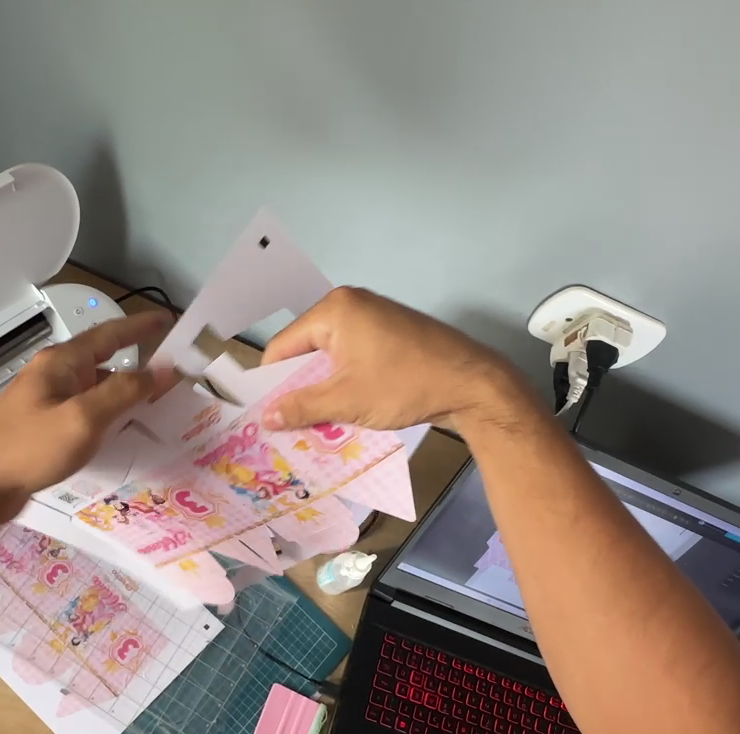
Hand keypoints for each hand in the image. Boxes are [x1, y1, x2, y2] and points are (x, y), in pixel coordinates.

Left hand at [0, 310, 176, 514]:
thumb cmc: (31, 449)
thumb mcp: (84, 419)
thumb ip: (124, 392)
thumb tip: (161, 370)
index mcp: (61, 363)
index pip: (109, 334)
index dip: (139, 327)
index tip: (167, 321)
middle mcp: (52, 375)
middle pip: (103, 362)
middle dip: (137, 366)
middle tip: (172, 377)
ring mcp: (45, 400)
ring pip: (94, 390)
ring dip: (123, 394)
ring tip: (155, 407)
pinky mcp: (42, 425)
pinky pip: (84, 412)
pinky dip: (107, 415)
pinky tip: (120, 433)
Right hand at [258, 287, 532, 433]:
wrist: (473, 383)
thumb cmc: (405, 385)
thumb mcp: (346, 401)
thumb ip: (301, 408)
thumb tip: (266, 419)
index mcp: (334, 310)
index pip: (282, 346)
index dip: (271, 383)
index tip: (266, 415)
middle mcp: (350, 304)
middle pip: (305, 350)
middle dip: (298, 387)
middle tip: (289, 423)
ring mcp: (372, 316)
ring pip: (329, 357)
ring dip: (322, 389)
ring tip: (317, 422)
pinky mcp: (389, 333)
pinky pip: (351, 357)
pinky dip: (344, 382)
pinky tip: (346, 409)